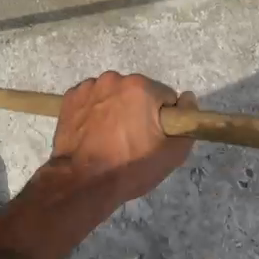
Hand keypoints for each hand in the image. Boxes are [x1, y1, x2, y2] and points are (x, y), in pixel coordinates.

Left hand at [50, 72, 194, 207]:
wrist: (84, 179)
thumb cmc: (131, 166)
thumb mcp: (172, 153)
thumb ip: (186, 123)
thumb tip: (188, 98)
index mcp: (140, 87)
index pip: (165, 97)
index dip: (164, 118)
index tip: (155, 136)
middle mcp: (113, 79)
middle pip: (136, 92)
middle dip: (139, 110)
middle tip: (134, 139)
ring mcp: (88, 86)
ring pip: (113, 94)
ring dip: (116, 108)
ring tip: (112, 137)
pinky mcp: (70, 97)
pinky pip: (91, 100)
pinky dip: (94, 111)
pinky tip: (94, 132)